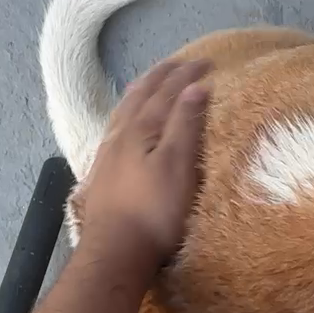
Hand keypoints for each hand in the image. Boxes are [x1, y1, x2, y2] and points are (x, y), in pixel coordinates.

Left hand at [72, 58, 211, 270]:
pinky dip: (129, 114)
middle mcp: (120, 133)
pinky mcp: (105, 174)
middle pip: (141, 94)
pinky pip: (118, 129)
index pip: (167, 92)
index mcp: (141, 128)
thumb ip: (185, 126)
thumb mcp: (177, 167)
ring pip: (126, 110)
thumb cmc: (154, 212)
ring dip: (143, 91)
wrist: (116, 250)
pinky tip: (129, 124)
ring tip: (154, 82)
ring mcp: (109, 153)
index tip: (208, 62)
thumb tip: (195, 87)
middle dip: (162, 76)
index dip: (187, 75)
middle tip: (180, 64)